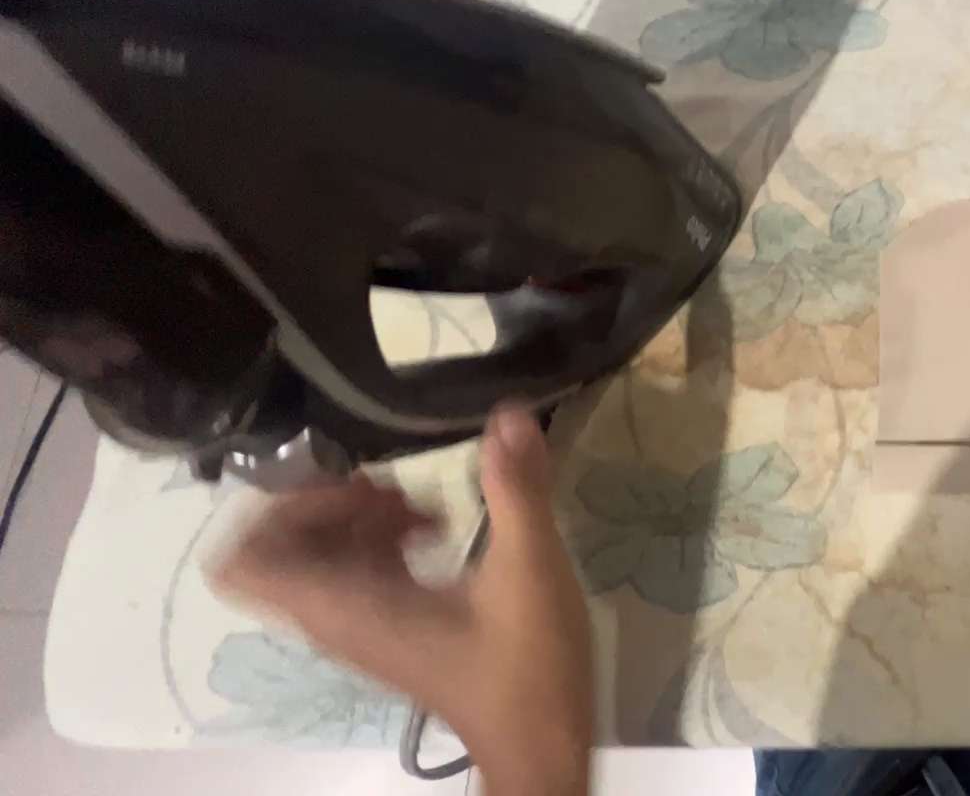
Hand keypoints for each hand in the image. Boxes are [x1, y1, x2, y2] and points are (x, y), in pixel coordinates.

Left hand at [211, 405, 593, 795]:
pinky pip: (360, 572)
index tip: (357, 480)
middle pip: (281, 551)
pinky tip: (443, 530)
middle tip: (398, 485)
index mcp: (349, 608)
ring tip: (428, 505)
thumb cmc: (527, 661)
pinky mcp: (396, 626)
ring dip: (363, 519)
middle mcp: (340, 618)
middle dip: (332, 503)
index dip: (283, 507)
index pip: (247, 561)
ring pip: (322, 560)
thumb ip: (517, 491)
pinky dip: (387, 540)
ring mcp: (366, 626)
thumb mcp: (529, 568)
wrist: (541, 735)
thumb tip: (509, 415)